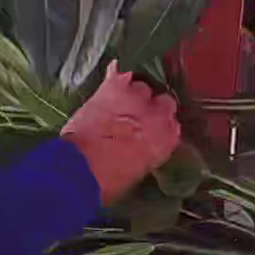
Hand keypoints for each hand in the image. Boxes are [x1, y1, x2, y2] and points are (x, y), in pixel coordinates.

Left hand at [60, 63, 180, 203]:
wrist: (81, 169)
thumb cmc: (108, 181)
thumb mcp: (138, 171)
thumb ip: (148, 152)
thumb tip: (142, 146)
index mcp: (166, 141)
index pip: (173, 126)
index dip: (160, 126)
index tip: (150, 129)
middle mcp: (159, 117)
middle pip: (164, 102)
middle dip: (152, 107)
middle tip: (136, 114)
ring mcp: (137, 99)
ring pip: (142, 86)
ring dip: (132, 93)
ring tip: (119, 100)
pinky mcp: (114, 88)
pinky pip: (120, 73)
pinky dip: (115, 75)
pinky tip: (112, 74)